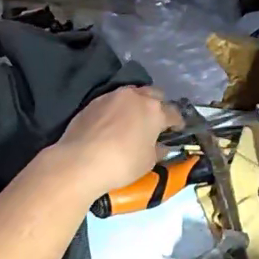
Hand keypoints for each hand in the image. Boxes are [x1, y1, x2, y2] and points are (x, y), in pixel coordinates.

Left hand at [49, 86, 180, 196]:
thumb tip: (161, 146)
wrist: (81, 161)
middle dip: (158, 106)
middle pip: (153, 95)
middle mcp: (135, 97)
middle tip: (155, 122)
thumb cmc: (122, 163)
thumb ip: (158, 149)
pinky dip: (117, 110)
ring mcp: (112, 97)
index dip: (177, 122)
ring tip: (133, 121)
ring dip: (136, 105)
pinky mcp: (93, 102)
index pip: (173, 113)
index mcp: (154, 110)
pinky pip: (112, 102)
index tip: (177, 130)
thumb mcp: (148, 162)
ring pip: (131, 95)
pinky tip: (113, 124)